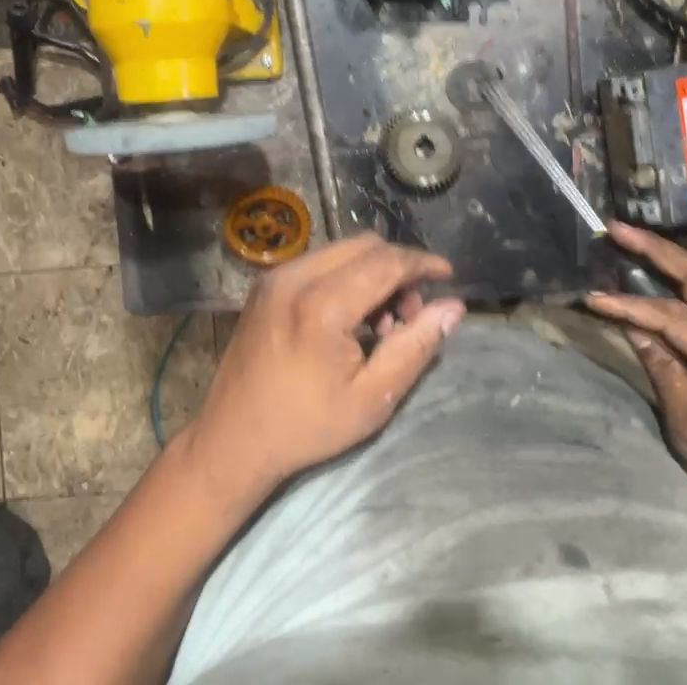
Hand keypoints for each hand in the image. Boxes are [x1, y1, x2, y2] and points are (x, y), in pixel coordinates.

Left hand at [182, 234, 466, 503]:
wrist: (232, 439)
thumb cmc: (306, 426)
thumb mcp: (372, 398)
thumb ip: (415, 347)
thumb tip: (454, 307)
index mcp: (322, 305)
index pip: (386, 262)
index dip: (423, 264)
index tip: (449, 277)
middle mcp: (295, 277)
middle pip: (366, 245)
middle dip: (399, 270)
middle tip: (411, 315)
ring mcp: (276, 276)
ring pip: (343, 250)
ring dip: (373, 272)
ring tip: (383, 324)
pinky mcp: (266, 284)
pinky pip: (320, 262)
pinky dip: (347, 277)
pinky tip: (352, 319)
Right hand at [584, 223, 686, 528]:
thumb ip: (664, 371)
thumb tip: (634, 328)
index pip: (674, 317)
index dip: (631, 305)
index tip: (593, 298)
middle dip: (657, 249)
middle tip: (617, 229)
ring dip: (669, 258)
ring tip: (632, 241)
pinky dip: (678, 280)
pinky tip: (656, 276)